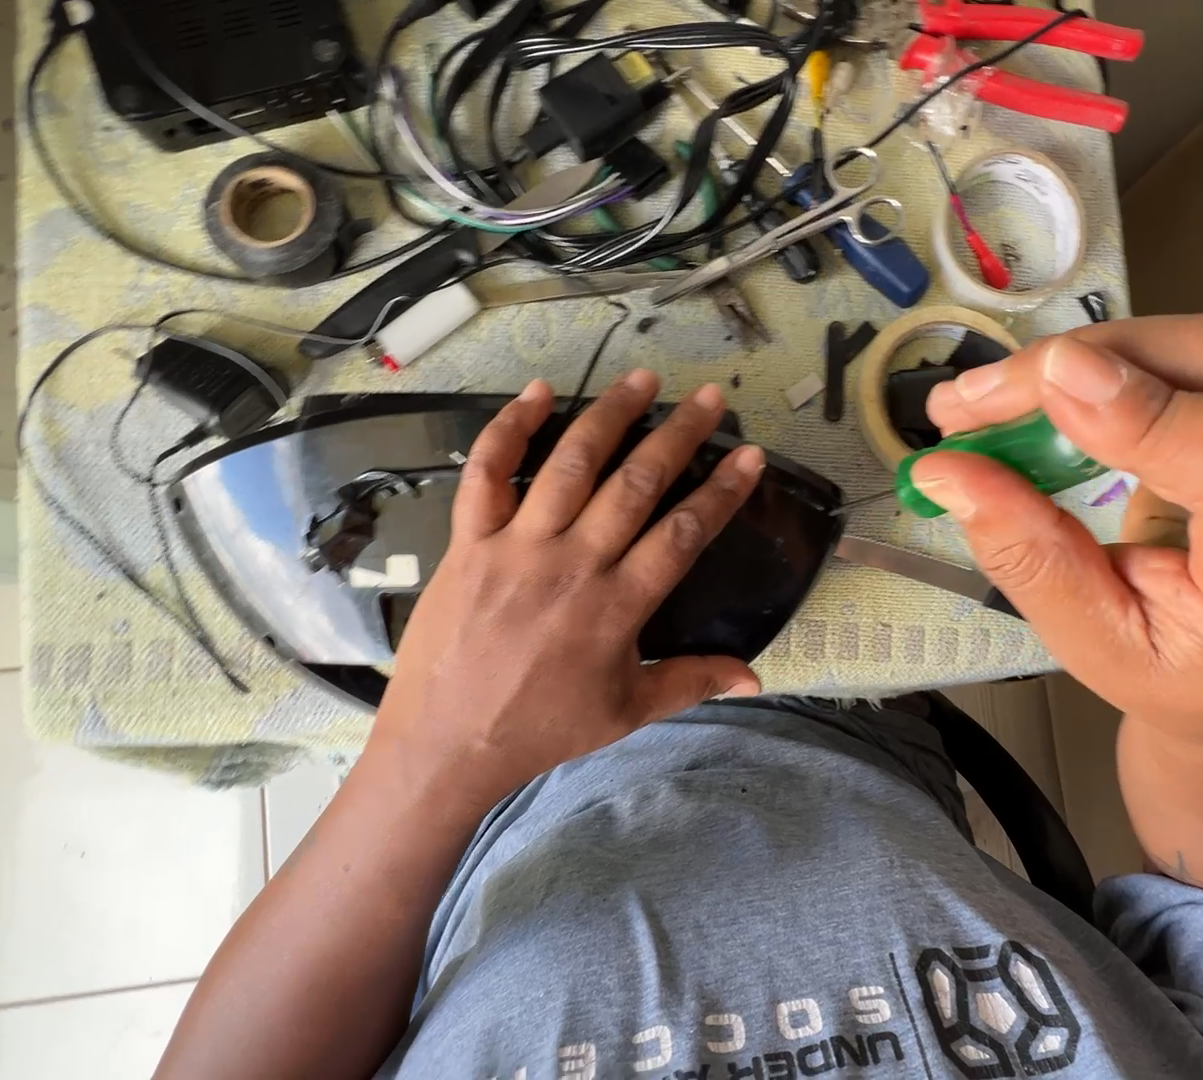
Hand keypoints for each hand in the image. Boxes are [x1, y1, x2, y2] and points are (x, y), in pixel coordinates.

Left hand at [370, 371, 765, 804]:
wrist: (446, 745)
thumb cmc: (542, 728)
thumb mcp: (627, 712)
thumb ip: (693, 683)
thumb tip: (756, 676)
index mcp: (617, 606)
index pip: (683, 534)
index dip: (722, 492)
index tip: (750, 456)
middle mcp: (573, 564)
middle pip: (635, 485)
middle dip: (679, 435)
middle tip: (710, 397)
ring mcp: (517, 546)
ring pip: (571, 466)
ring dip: (609, 416)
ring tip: (642, 379)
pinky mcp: (469, 541)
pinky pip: (486, 474)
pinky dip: (509, 429)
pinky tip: (537, 392)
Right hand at [913, 315, 1202, 738]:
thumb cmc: (1171, 675)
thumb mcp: (1090, 643)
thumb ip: (1029, 560)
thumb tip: (946, 472)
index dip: (1160, 412)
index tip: (1054, 384)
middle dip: (1087, 364)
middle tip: (968, 402)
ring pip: (1196, 346)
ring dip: (1078, 357)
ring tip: (979, 400)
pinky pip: (1176, 358)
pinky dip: (1091, 364)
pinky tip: (1029, 394)